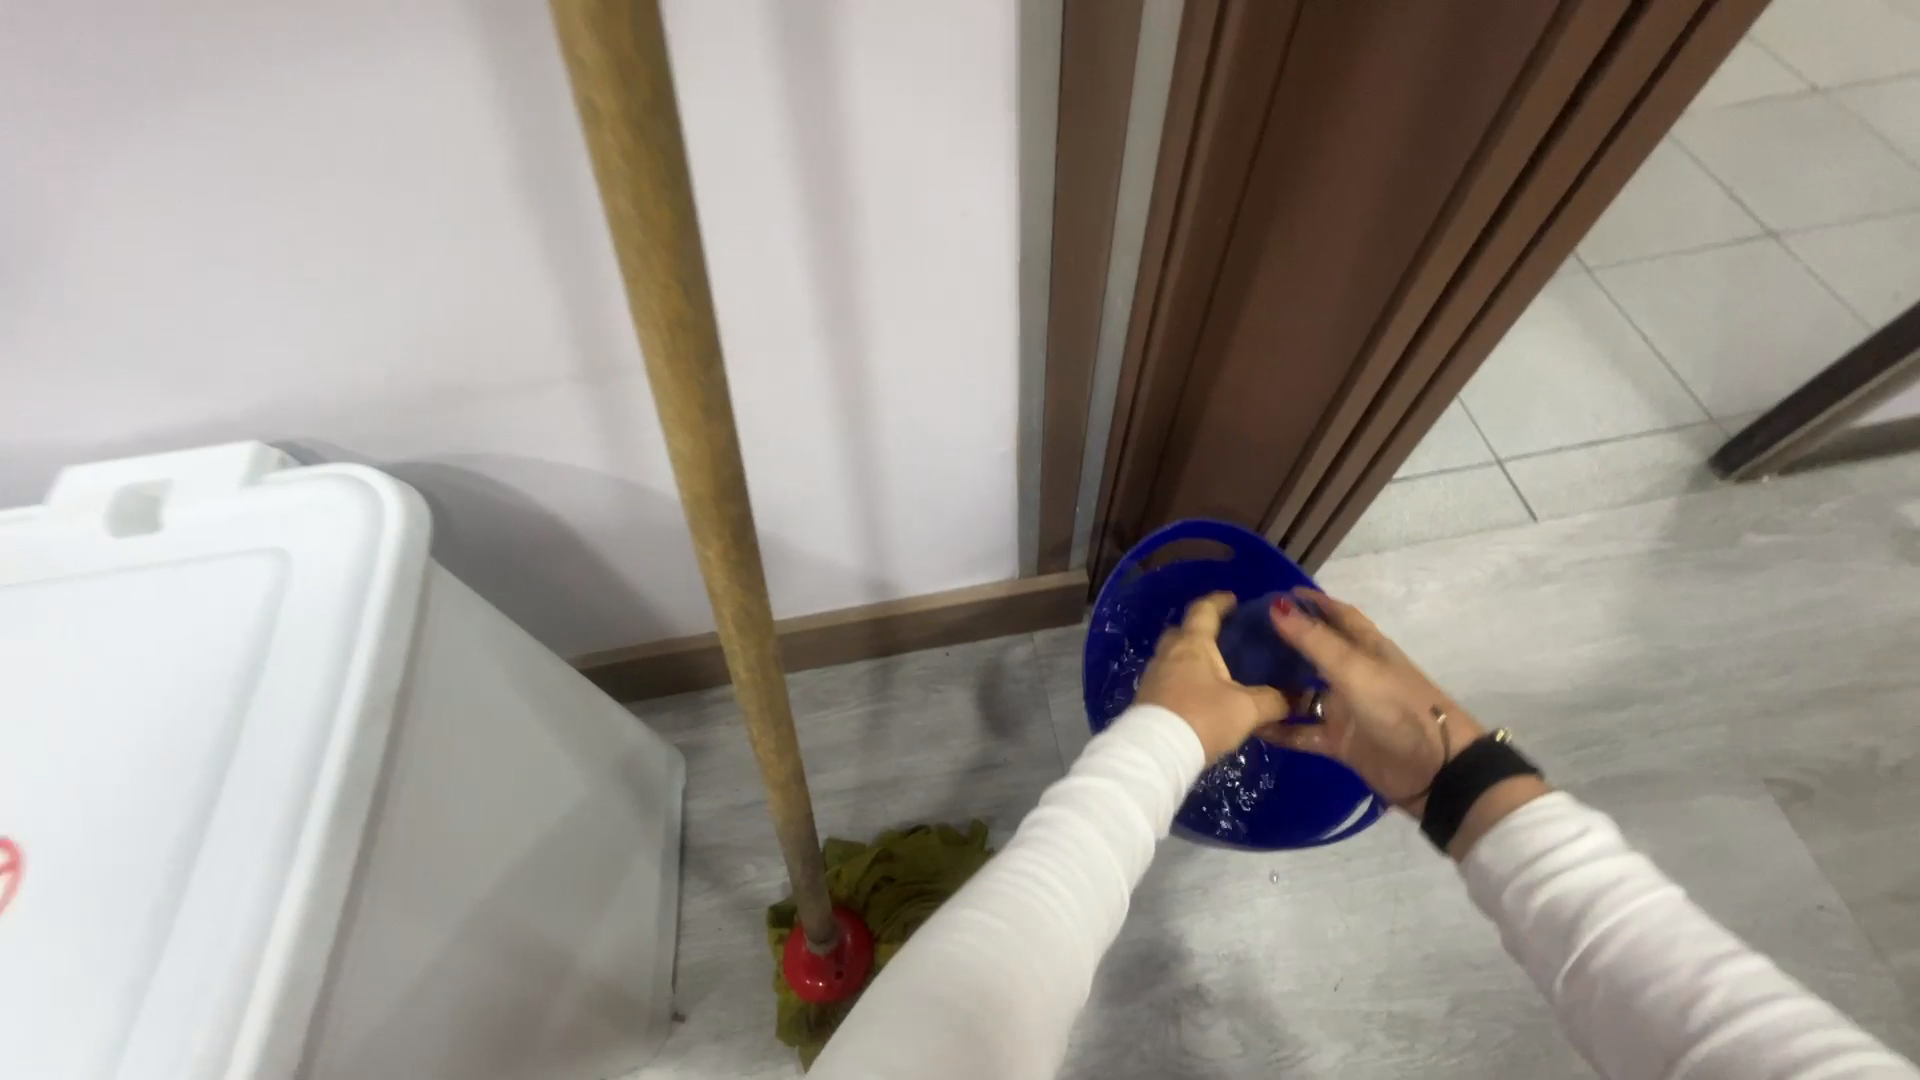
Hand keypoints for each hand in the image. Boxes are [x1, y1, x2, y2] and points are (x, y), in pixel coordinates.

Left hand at [1135, 592, 1289, 760]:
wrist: (1156, 750)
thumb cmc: (1203, 718)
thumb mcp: (1247, 709)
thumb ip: (1273, 700)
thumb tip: (1295, 697)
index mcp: (1192, 644)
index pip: (1203, 611)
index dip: (1218, 601)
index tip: (1231, 598)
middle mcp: (1168, 653)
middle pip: (1182, 631)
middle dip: (1200, 629)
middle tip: (1222, 636)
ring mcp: (1154, 674)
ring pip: (1172, 655)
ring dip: (1190, 656)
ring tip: (1214, 667)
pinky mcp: (1147, 697)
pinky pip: (1167, 676)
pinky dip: (1182, 677)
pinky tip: (1198, 692)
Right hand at [1261, 589, 1483, 813]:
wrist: (1437, 773)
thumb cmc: (1398, 709)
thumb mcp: (1354, 669)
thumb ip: (1313, 640)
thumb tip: (1276, 605)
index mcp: (1366, 648)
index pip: (1335, 615)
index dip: (1310, 602)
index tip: (1273, 596)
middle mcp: (1353, 674)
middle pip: (1312, 652)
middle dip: (1281, 643)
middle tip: (1240, 637)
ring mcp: (1346, 708)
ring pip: (1302, 692)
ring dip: (1274, 686)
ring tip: (1235, 678)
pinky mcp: (1340, 740)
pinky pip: (1301, 731)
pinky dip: (1279, 729)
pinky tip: (1251, 724)